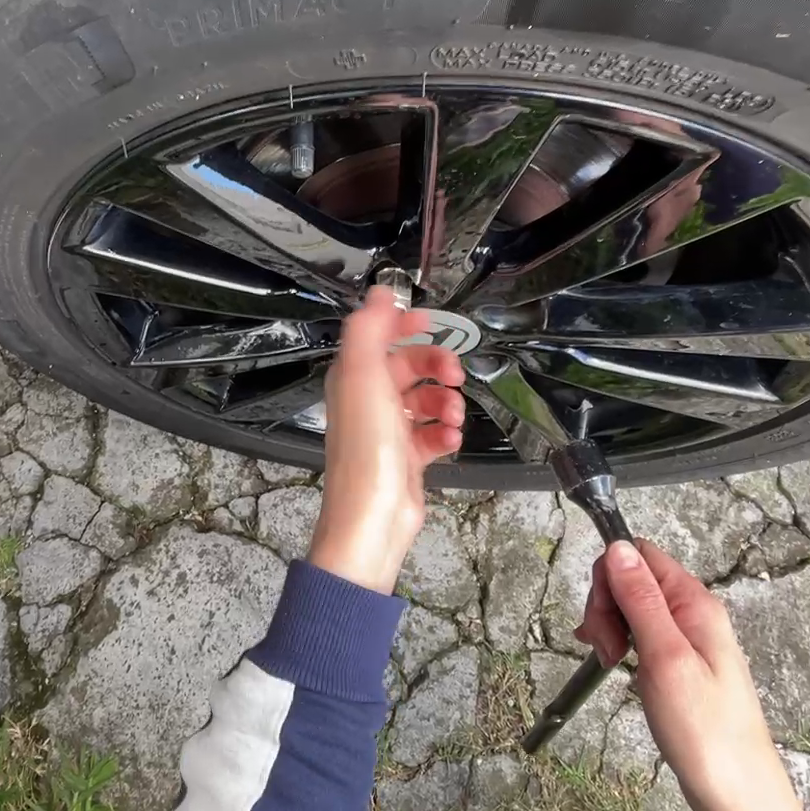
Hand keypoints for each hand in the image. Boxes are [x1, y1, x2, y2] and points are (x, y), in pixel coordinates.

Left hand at [305, 287, 465, 593]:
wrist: (373, 518)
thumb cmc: (368, 447)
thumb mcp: (364, 378)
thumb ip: (369, 331)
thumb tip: (379, 292)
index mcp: (353, 378)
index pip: (378, 337)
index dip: (403, 324)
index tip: (432, 322)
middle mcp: (368, 400)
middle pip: (409, 367)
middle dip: (436, 366)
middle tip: (456, 374)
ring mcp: (388, 431)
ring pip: (426, 400)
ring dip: (446, 402)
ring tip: (452, 418)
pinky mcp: (408, 458)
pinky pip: (433, 434)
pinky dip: (445, 434)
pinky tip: (449, 441)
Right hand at [577, 540, 809, 810]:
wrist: (738, 797)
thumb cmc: (704, 730)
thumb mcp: (664, 657)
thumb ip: (640, 599)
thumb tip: (617, 545)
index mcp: (694, 603)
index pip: (639, 554)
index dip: (609, 575)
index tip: (602, 616)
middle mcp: (692, 611)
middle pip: (632, 577)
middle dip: (606, 604)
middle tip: (606, 647)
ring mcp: (686, 636)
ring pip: (630, 604)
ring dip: (609, 624)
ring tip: (609, 660)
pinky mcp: (678, 659)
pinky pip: (638, 629)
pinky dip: (618, 639)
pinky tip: (611, 659)